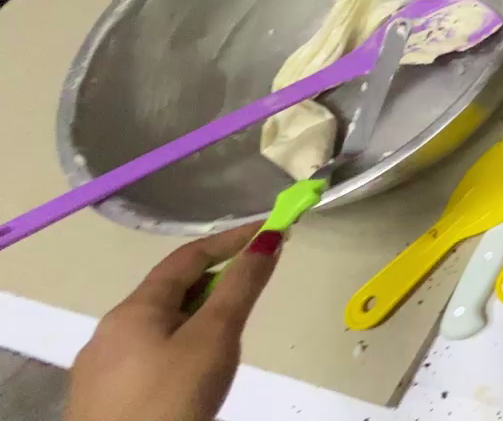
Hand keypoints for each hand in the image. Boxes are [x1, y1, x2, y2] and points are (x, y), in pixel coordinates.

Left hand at [64, 226, 283, 420]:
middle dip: (222, 273)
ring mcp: (105, 365)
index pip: (188, 256)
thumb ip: (243, 282)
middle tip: (263, 273)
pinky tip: (205, 354)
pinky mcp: (109, 393)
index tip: (278, 228)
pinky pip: (156, 345)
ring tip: (239, 316)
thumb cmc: (173, 392)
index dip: (235, 237)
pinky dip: (189, 332)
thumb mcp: (217, 333)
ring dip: (206, 305)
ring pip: (166, 318)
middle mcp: (111, 331)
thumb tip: (271, 237)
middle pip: (175, 287)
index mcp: (132, 311)